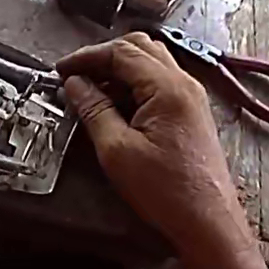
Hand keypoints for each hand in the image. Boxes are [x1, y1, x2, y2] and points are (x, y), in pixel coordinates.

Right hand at [57, 32, 251, 254]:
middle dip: (103, 57)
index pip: (122, 52)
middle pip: (140, 48)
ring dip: (119, 69)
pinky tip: (114, 104)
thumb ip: (94, 110)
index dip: (86, 57)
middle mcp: (184, 84)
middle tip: (75, 76)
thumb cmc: (164, 190)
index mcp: (168, 88)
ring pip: (151, 62)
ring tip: (90, 90)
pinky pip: (159, 82)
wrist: (207, 221)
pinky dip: (133, 84)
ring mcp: (191, 97)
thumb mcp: (117, 151)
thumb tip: (74, 84)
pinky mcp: (191, 113)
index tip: (60, 70)